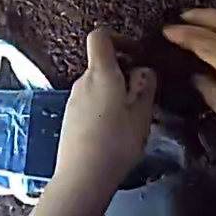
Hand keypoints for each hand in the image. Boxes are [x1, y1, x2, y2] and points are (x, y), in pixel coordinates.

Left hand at [51, 28, 155, 199]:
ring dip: (114, 93)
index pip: (100, 36)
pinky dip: (104, 108)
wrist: (82, 178)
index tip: (135, 52)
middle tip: (142, 94)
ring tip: (131, 118)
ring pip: (97, 86)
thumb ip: (145, 85)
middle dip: (123, 73)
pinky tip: (115, 132)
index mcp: (101, 73)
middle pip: (102, 64)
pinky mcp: (69, 119)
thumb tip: (142, 71)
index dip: (118, 37)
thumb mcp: (142, 112)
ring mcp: (73, 101)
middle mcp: (83, 81)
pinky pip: (90, 103)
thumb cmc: (117, 141)